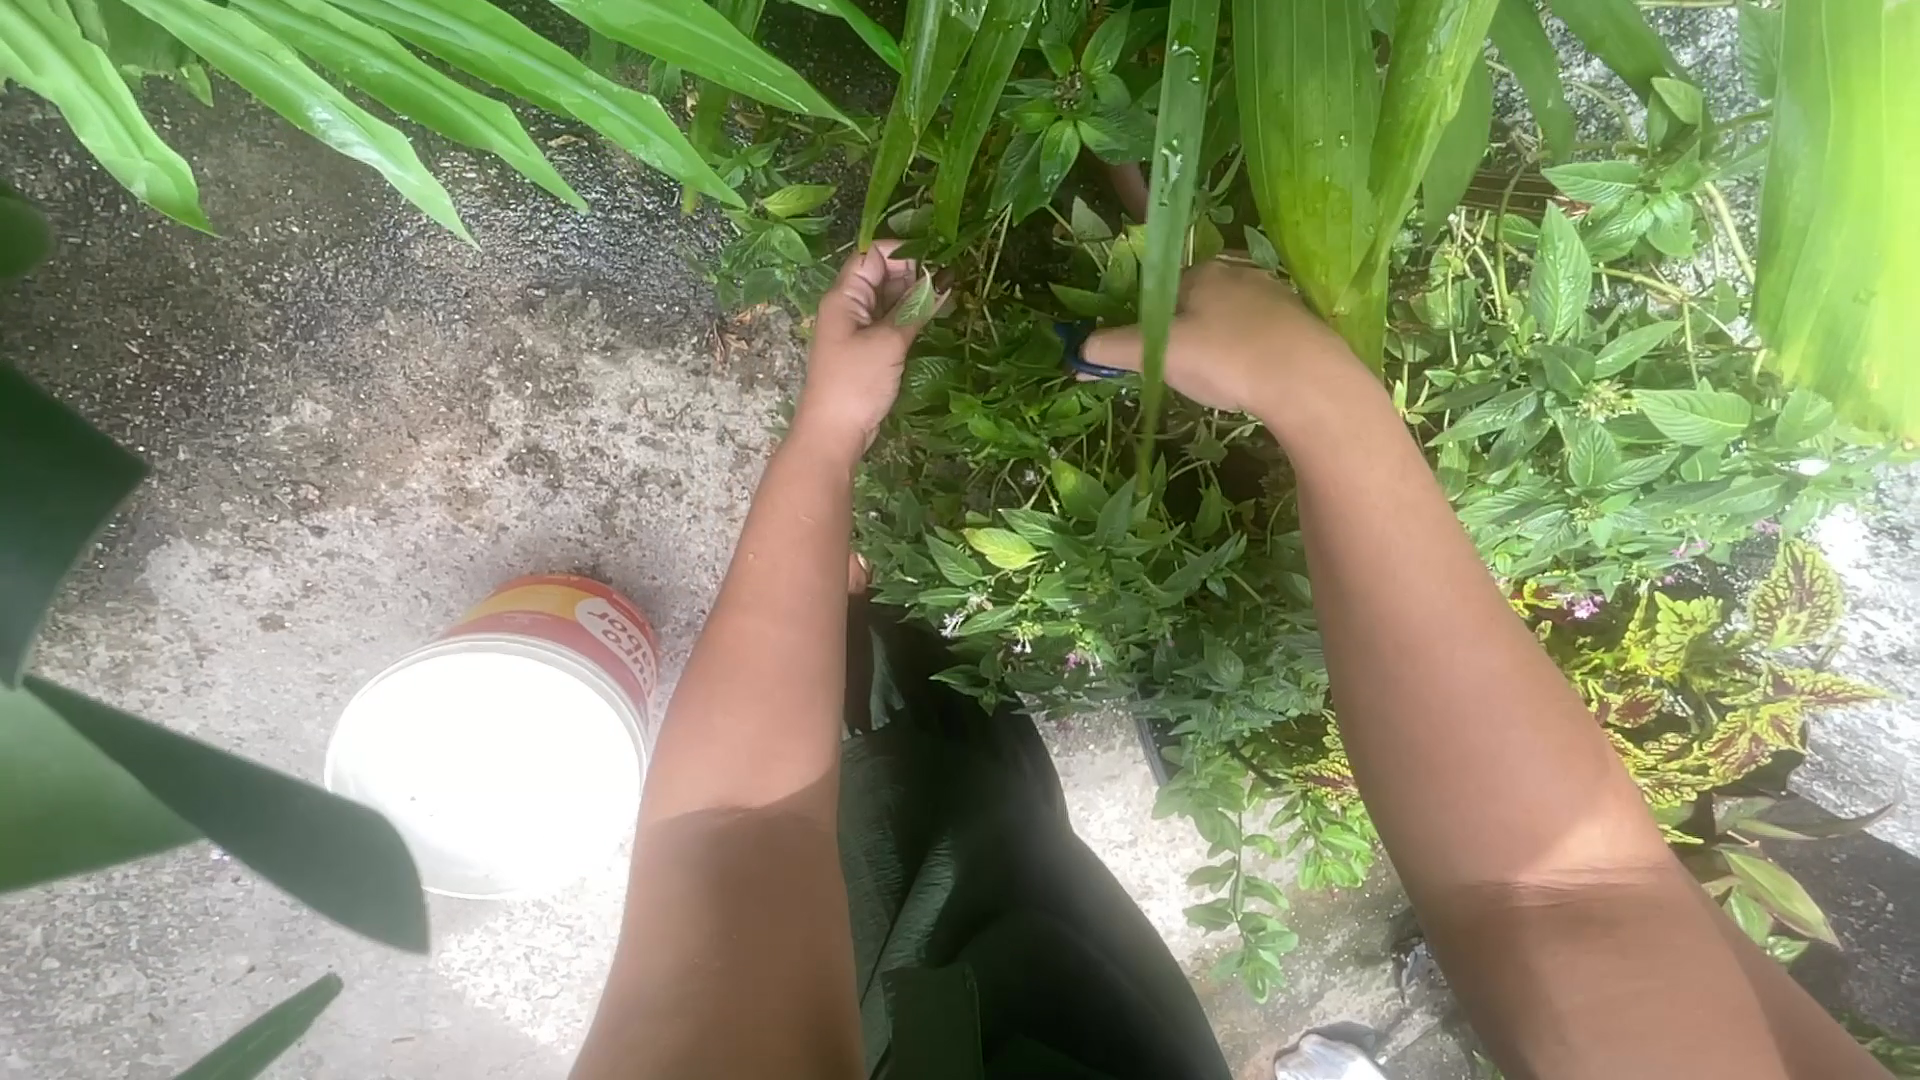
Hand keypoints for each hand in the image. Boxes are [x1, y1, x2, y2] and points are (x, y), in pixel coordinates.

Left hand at [792, 242, 933, 456]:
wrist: (834, 432)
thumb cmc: (855, 383)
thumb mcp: (888, 343)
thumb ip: (915, 310)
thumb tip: (941, 282)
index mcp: (844, 296)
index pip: (872, 255)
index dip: (902, 252)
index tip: (935, 260)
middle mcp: (848, 307)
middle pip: (881, 275)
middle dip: (913, 271)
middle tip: (949, 278)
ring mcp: (857, 329)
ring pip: (888, 299)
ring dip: (914, 295)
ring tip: (948, 293)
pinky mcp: (867, 350)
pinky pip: (889, 321)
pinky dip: (909, 316)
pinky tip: (933, 315)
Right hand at [1082, 260, 1364, 416]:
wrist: (1306, 380)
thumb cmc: (1224, 357)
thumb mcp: (1158, 354)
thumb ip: (1114, 349)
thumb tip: (1079, 349)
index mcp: (1202, 271)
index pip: (1161, 293)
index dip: (1149, 328)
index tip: (1151, 359)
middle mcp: (1240, 273)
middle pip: (1194, 307)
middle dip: (1183, 339)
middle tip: (1183, 375)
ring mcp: (1275, 296)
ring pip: (1227, 322)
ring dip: (1214, 350)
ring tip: (1217, 382)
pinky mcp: (1300, 323)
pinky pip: (1257, 337)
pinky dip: (1244, 358)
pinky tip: (1246, 382)